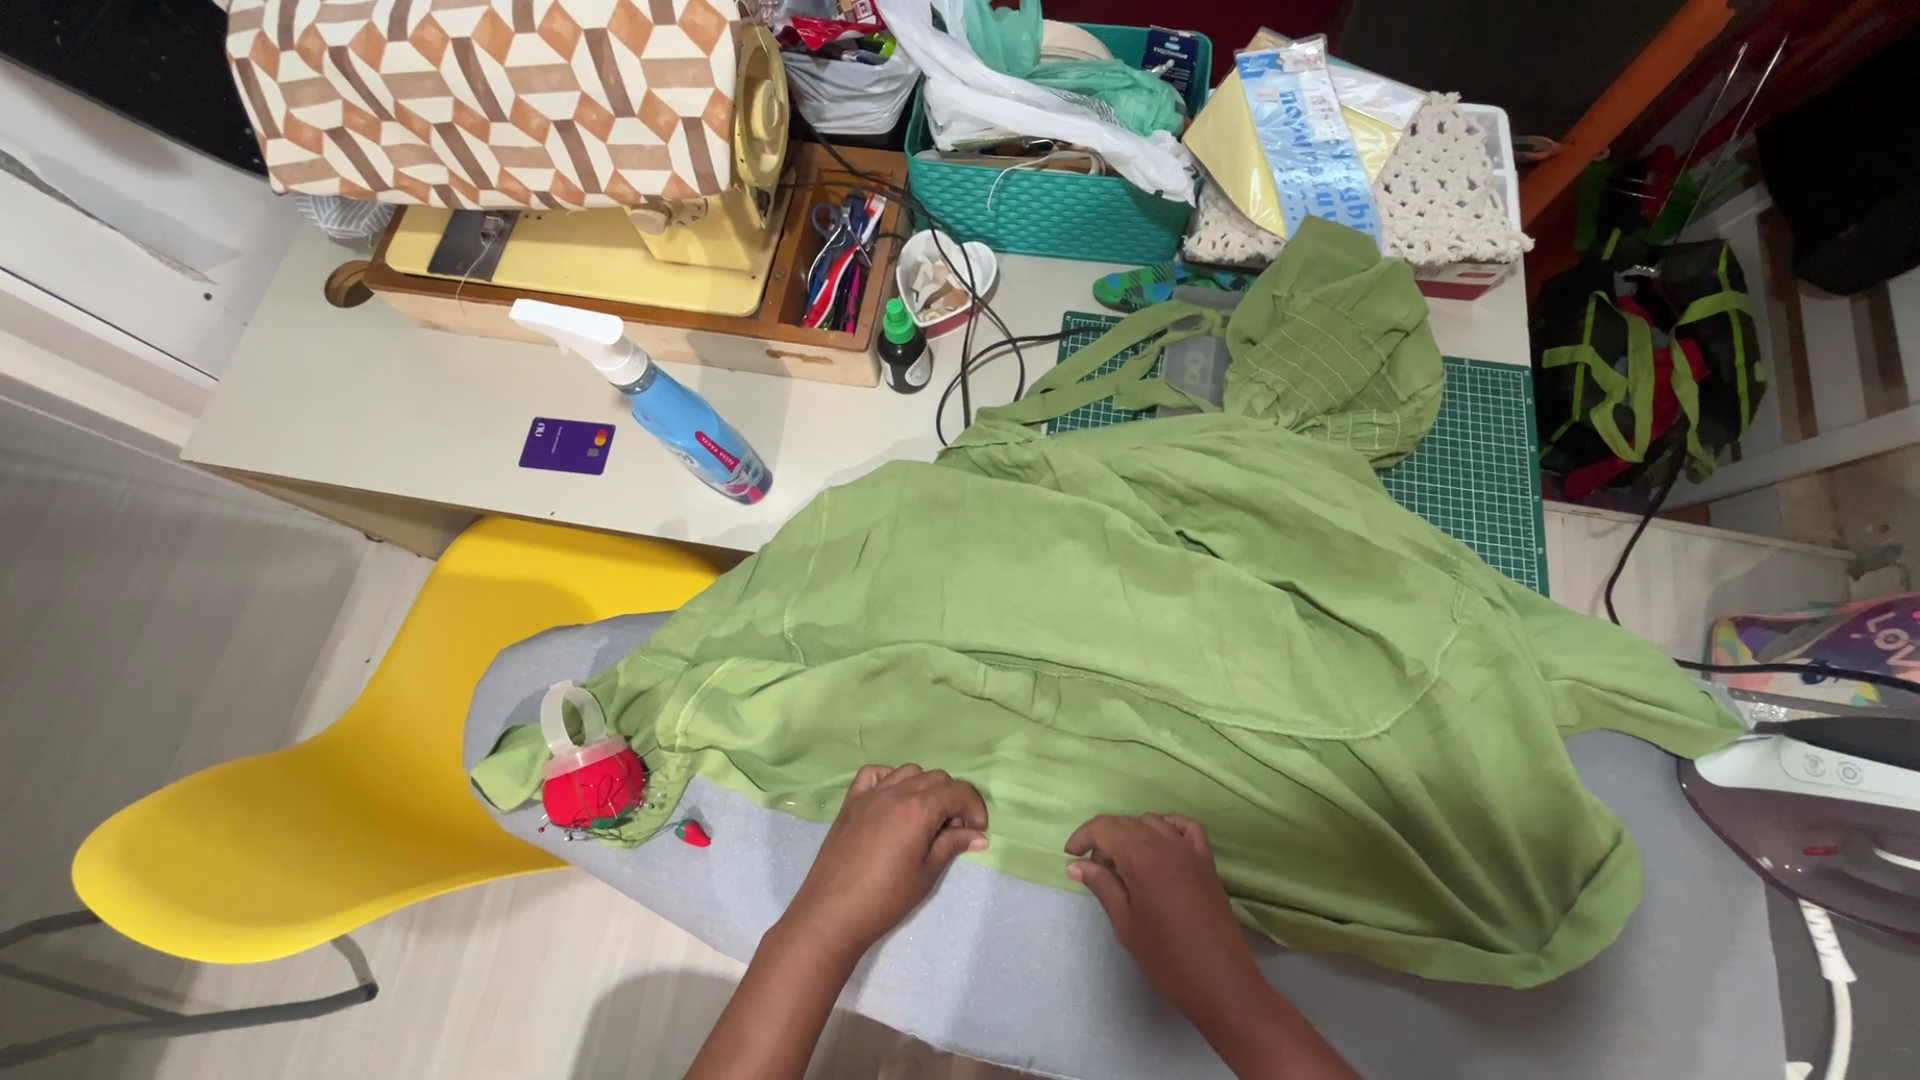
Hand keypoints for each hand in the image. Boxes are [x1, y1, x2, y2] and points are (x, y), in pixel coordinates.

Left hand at [780, 764, 987, 957]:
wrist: (832, 913)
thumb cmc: (885, 898)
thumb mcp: (927, 874)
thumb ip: (952, 845)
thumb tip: (978, 835)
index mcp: (918, 807)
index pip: (958, 791)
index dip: (974, 807)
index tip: (977, 831)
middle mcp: (896, 791)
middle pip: (936, 778)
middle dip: (952, 799)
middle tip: (953, 831)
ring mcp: (870, 793)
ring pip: (908, 772)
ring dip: (925, 788)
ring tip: (924, 818)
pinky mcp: (851, 802)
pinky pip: (874, 774)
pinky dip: (890, 779)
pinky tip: (893, 801)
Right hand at [1065, 813, 1265, 1020]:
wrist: (1222, 983)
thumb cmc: (1167, 959)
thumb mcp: (1126, 924)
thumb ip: (1102, 886)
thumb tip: (1076, 865)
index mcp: (1143, 859)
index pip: (1105, 828)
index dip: (1083, 836)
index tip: (1071, 857)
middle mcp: (1167, 844)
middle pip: (1126, 822)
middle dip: (1104, 839)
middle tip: (1095, 869)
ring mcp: (1191, 850)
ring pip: (1152, 822)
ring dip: (1131, 834)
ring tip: (1123, 864)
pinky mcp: (1207, 861)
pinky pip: (1185, 827)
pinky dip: (1167, 827)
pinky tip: (1158, 845)